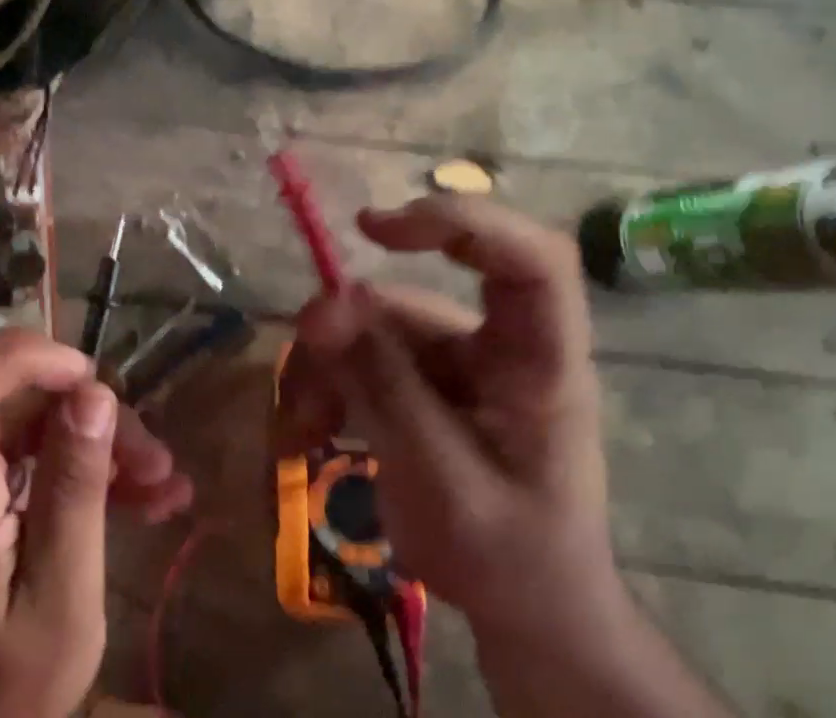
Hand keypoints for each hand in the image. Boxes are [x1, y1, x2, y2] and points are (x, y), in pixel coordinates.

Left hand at [0, 330, 193, 717]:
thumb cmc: (13, 689)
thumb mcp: (63, 600)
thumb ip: (73, 494)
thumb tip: (92, 395)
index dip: (17, 358)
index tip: (87, 373)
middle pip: (1, 403)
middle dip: (81, 409)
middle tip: (153, 451)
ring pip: (22, 430)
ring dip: (94, 442)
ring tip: (164, 481)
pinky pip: (28, 467)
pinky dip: (82, 473)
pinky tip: (145, 497)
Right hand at [281, 195, 617, 636]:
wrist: (525, 612)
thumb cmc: (507, 555)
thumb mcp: (442, 478)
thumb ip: (386, 389)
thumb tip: (322, 308)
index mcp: (538, 363)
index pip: (528, 260)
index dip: (458, 224)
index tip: (370, 229)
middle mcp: (495, 349)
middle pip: (406, 305)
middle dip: (339, 340)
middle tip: (296, 388)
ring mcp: (454, 368)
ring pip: (367, 335)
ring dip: (321, 376)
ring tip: (298, 430)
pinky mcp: (421, 388)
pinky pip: (356, 365)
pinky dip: (324, 391)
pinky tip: (306, 432)